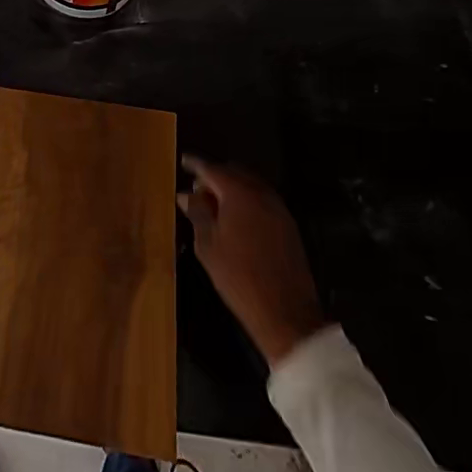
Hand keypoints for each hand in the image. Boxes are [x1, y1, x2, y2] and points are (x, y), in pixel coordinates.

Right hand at [178, 156, 328, 366]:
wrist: (284, 310)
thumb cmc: (237, 276)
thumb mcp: (207, 244)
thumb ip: (198, 213)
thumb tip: (187, 194)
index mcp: (239, 194)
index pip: (212, 169)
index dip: (195, 164)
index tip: (183, 160)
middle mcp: (261, 193)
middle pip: (234, 172)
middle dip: (214, 176)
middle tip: (197, 190)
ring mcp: (278, 208)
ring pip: (250, 186)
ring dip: (232, 189)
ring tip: (214, 206)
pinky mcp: (287, 224)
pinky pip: (262, 201)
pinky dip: (246, 201)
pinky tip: (235, 219)